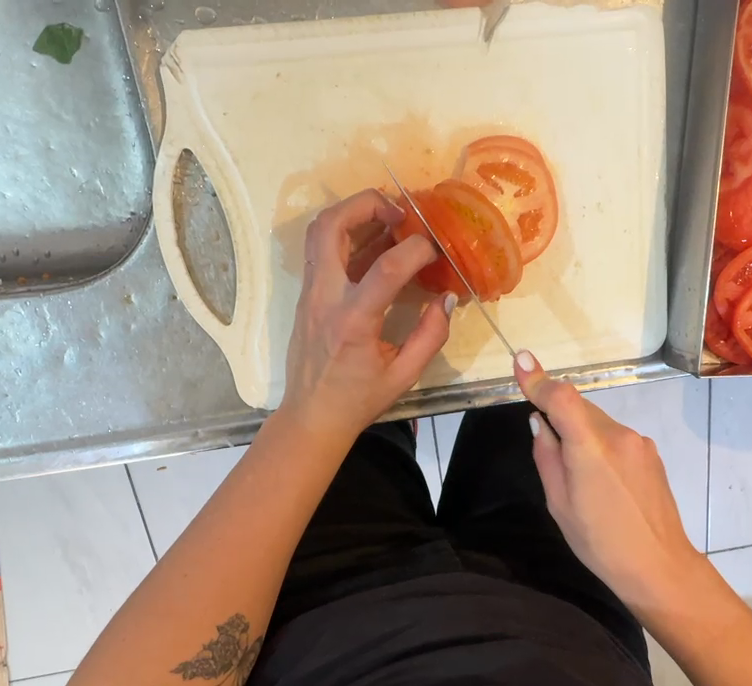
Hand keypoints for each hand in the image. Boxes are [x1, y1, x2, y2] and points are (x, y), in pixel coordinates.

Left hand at [275, 190, 453, 445]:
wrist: (312, 415)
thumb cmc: (359, 400)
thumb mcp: (404, 376)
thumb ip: (430, 336)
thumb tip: (445, 298)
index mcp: (353, 323)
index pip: (386, 268)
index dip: (415, 250)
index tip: (434, 250)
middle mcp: (325, 299)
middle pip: (331, 226)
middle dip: (366, 204)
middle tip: (400, 212)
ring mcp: (310, 294)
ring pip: (319, 231)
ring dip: (352, 214)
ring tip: (387, 221)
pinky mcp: (306, 295)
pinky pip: (321, 251)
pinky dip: (346, 235)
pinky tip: (373, 245)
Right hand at [514, 353, 709, 617]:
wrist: (657, 564)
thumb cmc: (599, 542)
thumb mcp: (559, 504)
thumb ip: (547, 458)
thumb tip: (540, 423)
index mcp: (590, 448)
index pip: (561, 398)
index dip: (539, 379)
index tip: (521, 361)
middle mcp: (618, 435)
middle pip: (580, 411)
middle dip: (562, 423)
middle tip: (556, 464)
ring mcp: (639, 442)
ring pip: (598, 426)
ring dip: (584, 440)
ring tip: (586, 486)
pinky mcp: (651, 453)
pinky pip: (616, 440)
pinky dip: (603, 450)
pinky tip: (607, 487)